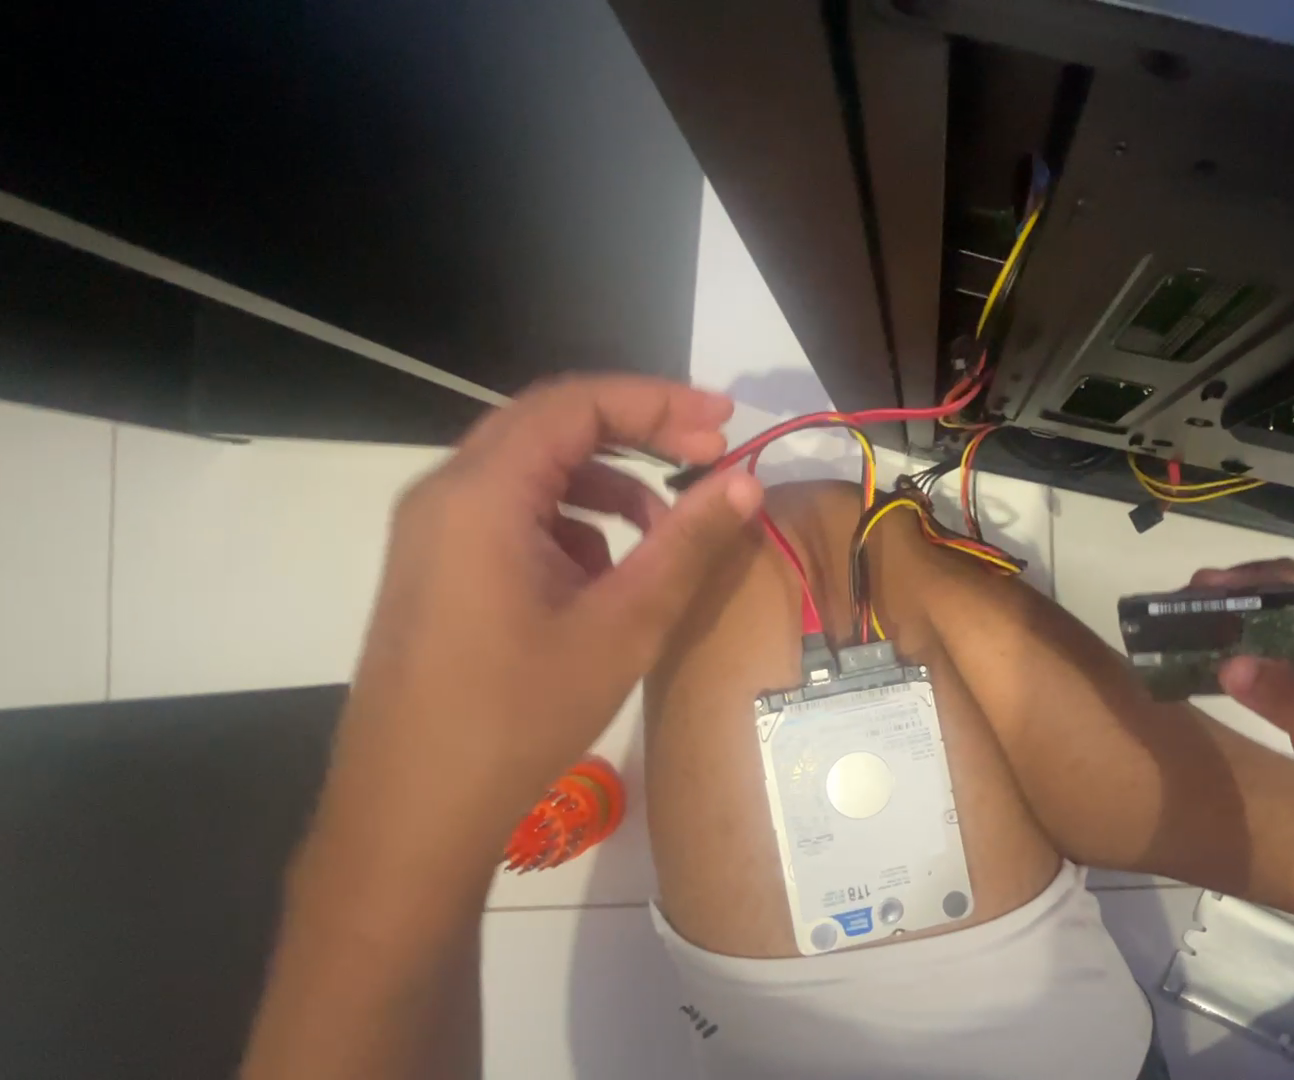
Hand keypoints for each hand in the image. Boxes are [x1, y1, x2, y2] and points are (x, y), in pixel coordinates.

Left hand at [313, 377, 762, 884]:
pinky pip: (518, 514)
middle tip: (712, 454)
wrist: (413, 816)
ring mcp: (437, 534)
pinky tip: (610, 574)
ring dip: (611, 480)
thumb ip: (687, 542)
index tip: (727, 423)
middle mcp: (447, 496)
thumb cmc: (519, 717)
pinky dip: (577, 520)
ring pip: (536, 470)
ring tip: (668, 525)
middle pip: (552, 425)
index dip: (659, 401)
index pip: (576, 405)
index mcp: (481, 495)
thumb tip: (745, 482)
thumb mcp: (623, 624)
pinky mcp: (443, 570)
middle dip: (640, 430)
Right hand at [1196, 559, 1293, 921]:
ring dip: (1237, 627)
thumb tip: (1228, 661)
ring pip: (1283, 634)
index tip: (1212, 586)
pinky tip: (1202, 659)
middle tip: (1185, 598)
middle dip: (1247, 597)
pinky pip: (1274, 672)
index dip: (1270, 584)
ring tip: (1183, 620)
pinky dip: (1240, 664)